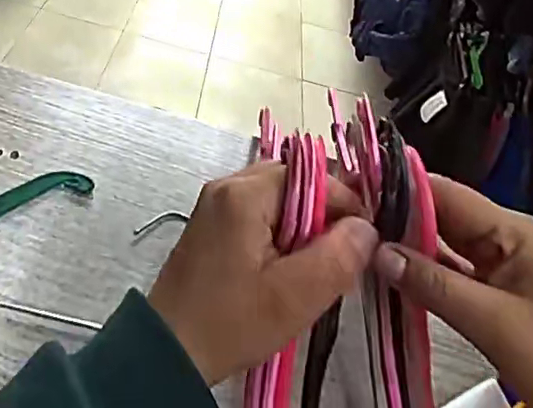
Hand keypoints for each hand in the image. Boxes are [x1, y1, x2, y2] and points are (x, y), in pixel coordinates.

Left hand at [148, 161, 379, 384]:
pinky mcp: (212, 220)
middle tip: (337, 255)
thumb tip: (367, 228)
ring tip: (312, 264)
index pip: (313, 176)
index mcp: (245, 192)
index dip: (344, 204)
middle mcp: (229, 183)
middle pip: (296, 181)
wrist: (165, 355)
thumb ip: (337, 257)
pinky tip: (285, 264)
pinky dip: (280, 229)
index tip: (361, 241)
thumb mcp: (292, 298)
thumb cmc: (229, 323)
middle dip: (322, 215)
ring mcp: (217, 200)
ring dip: (302, 224)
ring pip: (279, 195)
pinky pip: (260, 208)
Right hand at [374, 175, 532, 407]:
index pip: (450, 194)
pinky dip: (432, 279)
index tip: (361, 186)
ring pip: (451, 251)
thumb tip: (381, 252)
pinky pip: (461, 281)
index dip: (405, 186)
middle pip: (448, 219)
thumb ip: (437, 286)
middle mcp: (511, 244)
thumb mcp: (498, 325)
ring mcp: (509, 276)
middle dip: (403, 217)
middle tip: (353, 218)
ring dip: (414, 248)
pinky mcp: (507, 306)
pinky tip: (400, 280)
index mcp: (516, 233)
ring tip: (364, 243)